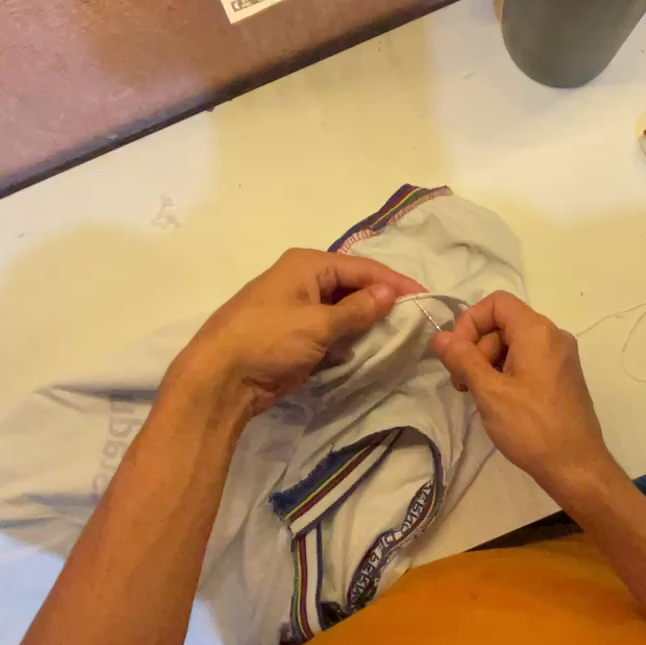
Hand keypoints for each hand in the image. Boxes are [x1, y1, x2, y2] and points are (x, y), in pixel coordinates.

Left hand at [172, 249, 424, 416]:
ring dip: (367, 319)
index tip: (424, 296)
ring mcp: (297, 308)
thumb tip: (390, 294)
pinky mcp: (295, 334)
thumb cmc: (268, 341)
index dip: (393, 282)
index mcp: (307, 265)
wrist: (221, 379)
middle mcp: (302, 280)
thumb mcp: (317, 324)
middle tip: (415, 315)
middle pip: (353, 284)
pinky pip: (332, 329)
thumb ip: (357, 309)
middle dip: (382, 299)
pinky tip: (370, 345)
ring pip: (343, 308)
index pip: (361, 268)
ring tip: (399, 330)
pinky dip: (350, 335)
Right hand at [430, 291, 618, 499]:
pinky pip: (527, 361)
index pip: (497, 303)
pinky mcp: (562, 377)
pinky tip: (498, 401)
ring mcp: (561, 358)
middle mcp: (553, 336)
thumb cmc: (532, 428)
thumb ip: (463, 359)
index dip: (469, 322)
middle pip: (503, 324)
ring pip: (514, 344)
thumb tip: (439, 337)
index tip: (456, 354)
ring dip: (488, 363)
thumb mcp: (490, 392)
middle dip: (476, 347)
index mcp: (538, 332)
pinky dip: (506, 373)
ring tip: (478, 395)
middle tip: (462, 384)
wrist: (575, 466)